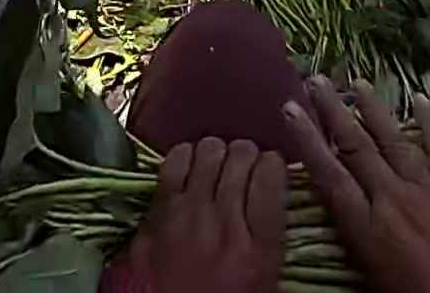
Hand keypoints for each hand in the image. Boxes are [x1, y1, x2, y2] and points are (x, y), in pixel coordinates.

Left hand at [120, 137, 286, 292]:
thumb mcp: (263, 283)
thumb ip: (269, 235)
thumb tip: (273, 188)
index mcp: (259, 250)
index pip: (271, 173)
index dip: (272, 165)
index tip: (269, 171)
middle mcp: (225, 223)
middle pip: (241, 154)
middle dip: (246, 156)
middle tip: (243, 170)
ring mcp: (188, 214)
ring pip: (210, 149)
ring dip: (218, 155)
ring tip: (217, 169)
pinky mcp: (157, 212)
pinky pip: (176, 159)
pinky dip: (186, 156)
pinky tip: (190, 169)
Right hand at [281, 77, 429, 292]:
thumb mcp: (383, 292)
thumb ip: (360, 252)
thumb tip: (337, 226)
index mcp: (370, 230)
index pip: (329, 174)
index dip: (306, 139)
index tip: (289, 107)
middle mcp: (393, 199)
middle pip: (356, 146)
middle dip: (332, 111)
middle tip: (314, 78)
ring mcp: (429, 190)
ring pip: (392, 139)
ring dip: (371, 108)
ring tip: (354, 81)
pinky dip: (428, 121)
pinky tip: (418, 98)